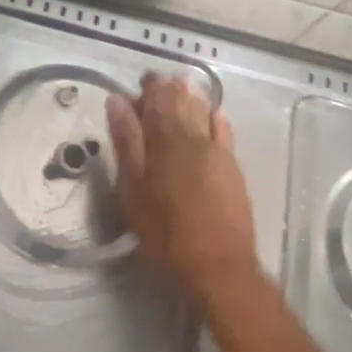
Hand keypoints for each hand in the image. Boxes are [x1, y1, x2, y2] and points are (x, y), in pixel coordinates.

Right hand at [107, 73, 257, 302]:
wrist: (217, 267)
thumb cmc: (164, 232)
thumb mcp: (132, 189)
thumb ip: (126, 142)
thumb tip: (118, 101)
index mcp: (164, 139)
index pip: (156, 98)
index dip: (148, 87)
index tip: (137, 85)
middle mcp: (193, 137)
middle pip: (181, 102)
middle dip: (168, 90)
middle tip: (155, 85)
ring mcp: (218, 151)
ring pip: (203, 112)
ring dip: (191, 98)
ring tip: (181, 89)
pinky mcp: (233, 169)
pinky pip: (225, 132)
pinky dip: (217, 118)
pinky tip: (214, 113)